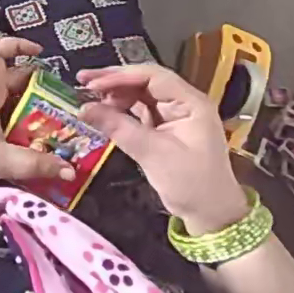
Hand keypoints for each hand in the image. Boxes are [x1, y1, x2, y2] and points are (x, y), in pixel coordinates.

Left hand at [0, 37, 75, 185]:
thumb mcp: (1, 160)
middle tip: (59, 100)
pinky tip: (30, 133)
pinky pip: (1, 107)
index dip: (17, 45)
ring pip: (8, 92)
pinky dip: (17, 114)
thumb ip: (36, 165)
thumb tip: (70, 170)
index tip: (39, 51)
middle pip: (12, 75)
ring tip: (52, 118)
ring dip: (28, 101)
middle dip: (36, 84)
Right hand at [77, 63, 250, 234]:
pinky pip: (140, 110)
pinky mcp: (166, 127)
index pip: (152, 77)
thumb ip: (118, 127)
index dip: (120, 77)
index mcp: (191, 102)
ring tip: (89, 98)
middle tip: (82, 81)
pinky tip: (104, 111)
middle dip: (114, 81)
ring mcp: (175, 114)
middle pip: (145, 81)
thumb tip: (83, 109)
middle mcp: (184, 102)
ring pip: (140, 94)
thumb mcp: (152, 154)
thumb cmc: (190, 183)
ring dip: (116, 94)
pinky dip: (121, 109)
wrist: (211, 215)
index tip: (91, 84)